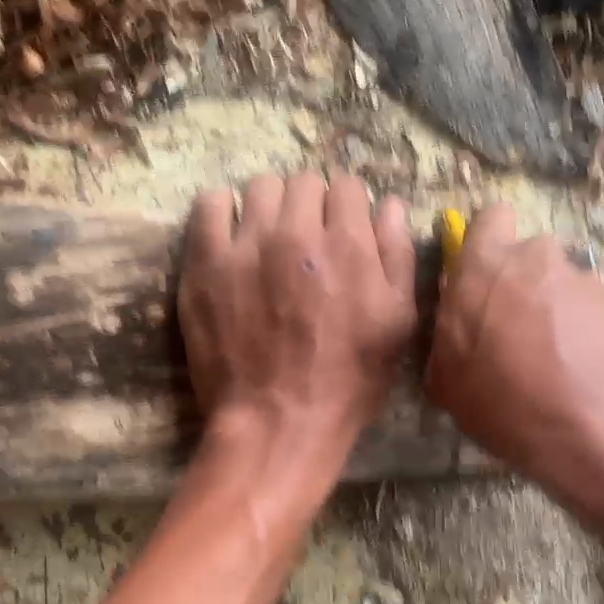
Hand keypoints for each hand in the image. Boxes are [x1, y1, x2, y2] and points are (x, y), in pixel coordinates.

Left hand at [179, 172, 416, 454]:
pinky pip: (211, 205)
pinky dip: (224, 211)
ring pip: (261, 186)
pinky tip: (233, 237)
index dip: (348, 210)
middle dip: (312, 206)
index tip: (342, 234)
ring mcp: (247, 244)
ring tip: (270, 240)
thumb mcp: (397, 324)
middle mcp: (298, 232)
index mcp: (349, 244)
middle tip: (308, 243)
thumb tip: (391, 206)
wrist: (279, 421)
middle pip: (305, 182)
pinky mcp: (206, 262)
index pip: (348, 187)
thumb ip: (397, 257)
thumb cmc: (348, 381)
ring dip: (272, 206)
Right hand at [427, 204, 603, 493]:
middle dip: (519, 282)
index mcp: (483, 264)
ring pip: (557, 283)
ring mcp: (580, 279)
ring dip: (550, 309)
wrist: (596, 427)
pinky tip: (575, 372)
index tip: (480, 281)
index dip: (487, 244)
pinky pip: (585, 310)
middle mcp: (534, 257)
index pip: (490, 218)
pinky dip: (579, 332)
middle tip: (511, 331)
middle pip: (525, 255)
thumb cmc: (504, 402)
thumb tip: (453, 329)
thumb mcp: (447, 383)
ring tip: (548, 361)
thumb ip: (445, 339)